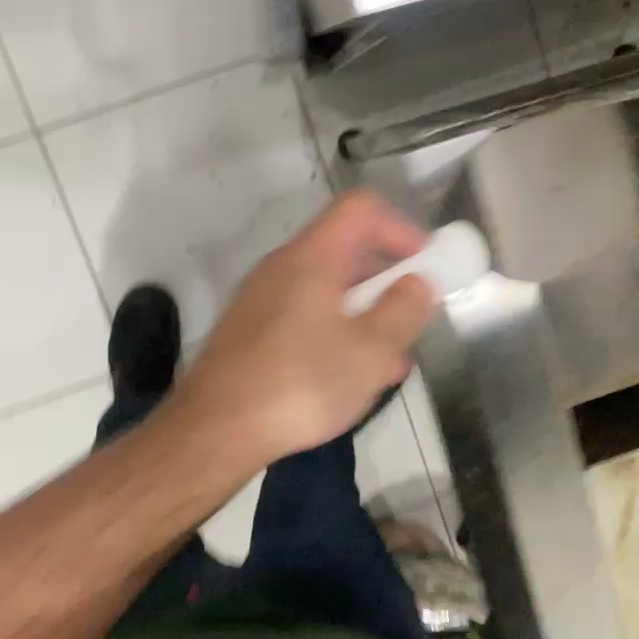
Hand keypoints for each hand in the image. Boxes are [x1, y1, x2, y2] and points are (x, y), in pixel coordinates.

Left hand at [171, 189, 437, 466]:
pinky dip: (334, 331)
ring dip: (363, 312)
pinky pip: (304, 315)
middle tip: (411, 316)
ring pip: (325, 288)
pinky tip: (348, 376)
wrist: (214, 429)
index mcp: (312, 257)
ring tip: (388, 358)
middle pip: (344, 248)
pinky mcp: (250, 330)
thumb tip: (418, 283)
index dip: (399, 227)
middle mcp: (282, 266)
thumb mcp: (369, 351)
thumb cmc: (299, 384)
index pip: (360, 209)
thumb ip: (402, 311)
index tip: (424, 266)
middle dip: (385, 278)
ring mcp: (261, 297)